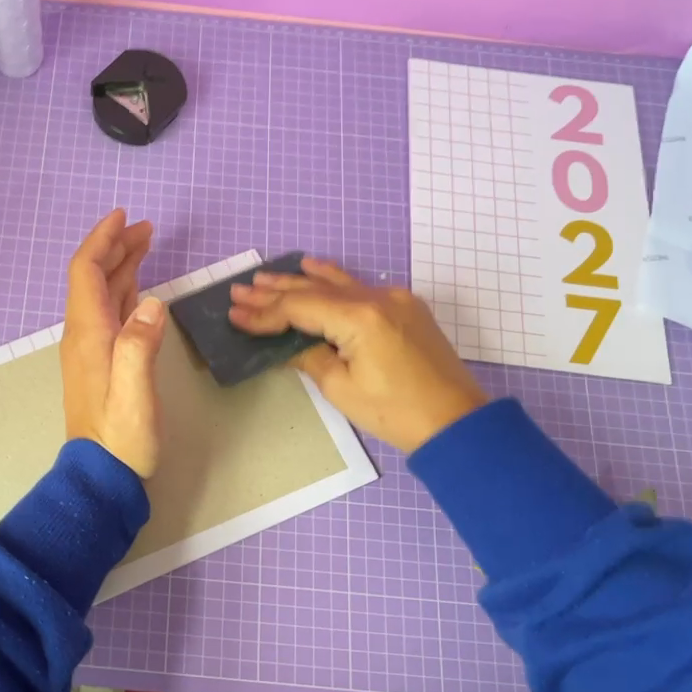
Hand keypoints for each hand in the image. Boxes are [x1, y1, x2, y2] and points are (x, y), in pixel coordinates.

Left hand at [62, 210, 165, 477]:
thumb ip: (140, 346)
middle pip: (94, 277)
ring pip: (104, 294)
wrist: (102, 475)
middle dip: (116, 247)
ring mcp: (92, 349)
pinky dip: (126, 291)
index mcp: (89, 333)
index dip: (103, 240)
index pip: (87, 271)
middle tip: (147, 228)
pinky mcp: (102, 362)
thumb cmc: (121, 437)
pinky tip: (142, 288)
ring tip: (147, 244)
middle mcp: (85, 334)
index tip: (124, 215)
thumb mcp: (135, 393)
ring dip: (122, 266)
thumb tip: (152, 302)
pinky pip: (111, 313)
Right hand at [228, 258, 486, 452]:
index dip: (264, 314)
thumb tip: (285, 343)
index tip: (234, 314)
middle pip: (315, 290)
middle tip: (240, 290)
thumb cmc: (395, 412)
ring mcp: (394, 299)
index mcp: (360, 318)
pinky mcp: (405, 308)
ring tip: (266, 276)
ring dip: (300, 280)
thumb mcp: (341, 388)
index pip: (299, 309)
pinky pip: (358, 286)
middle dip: (274, 291)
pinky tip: (313, 268)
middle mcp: (377, 298)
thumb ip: (309, 356)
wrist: (456, 422)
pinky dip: (331, 280)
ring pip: (337, 283)